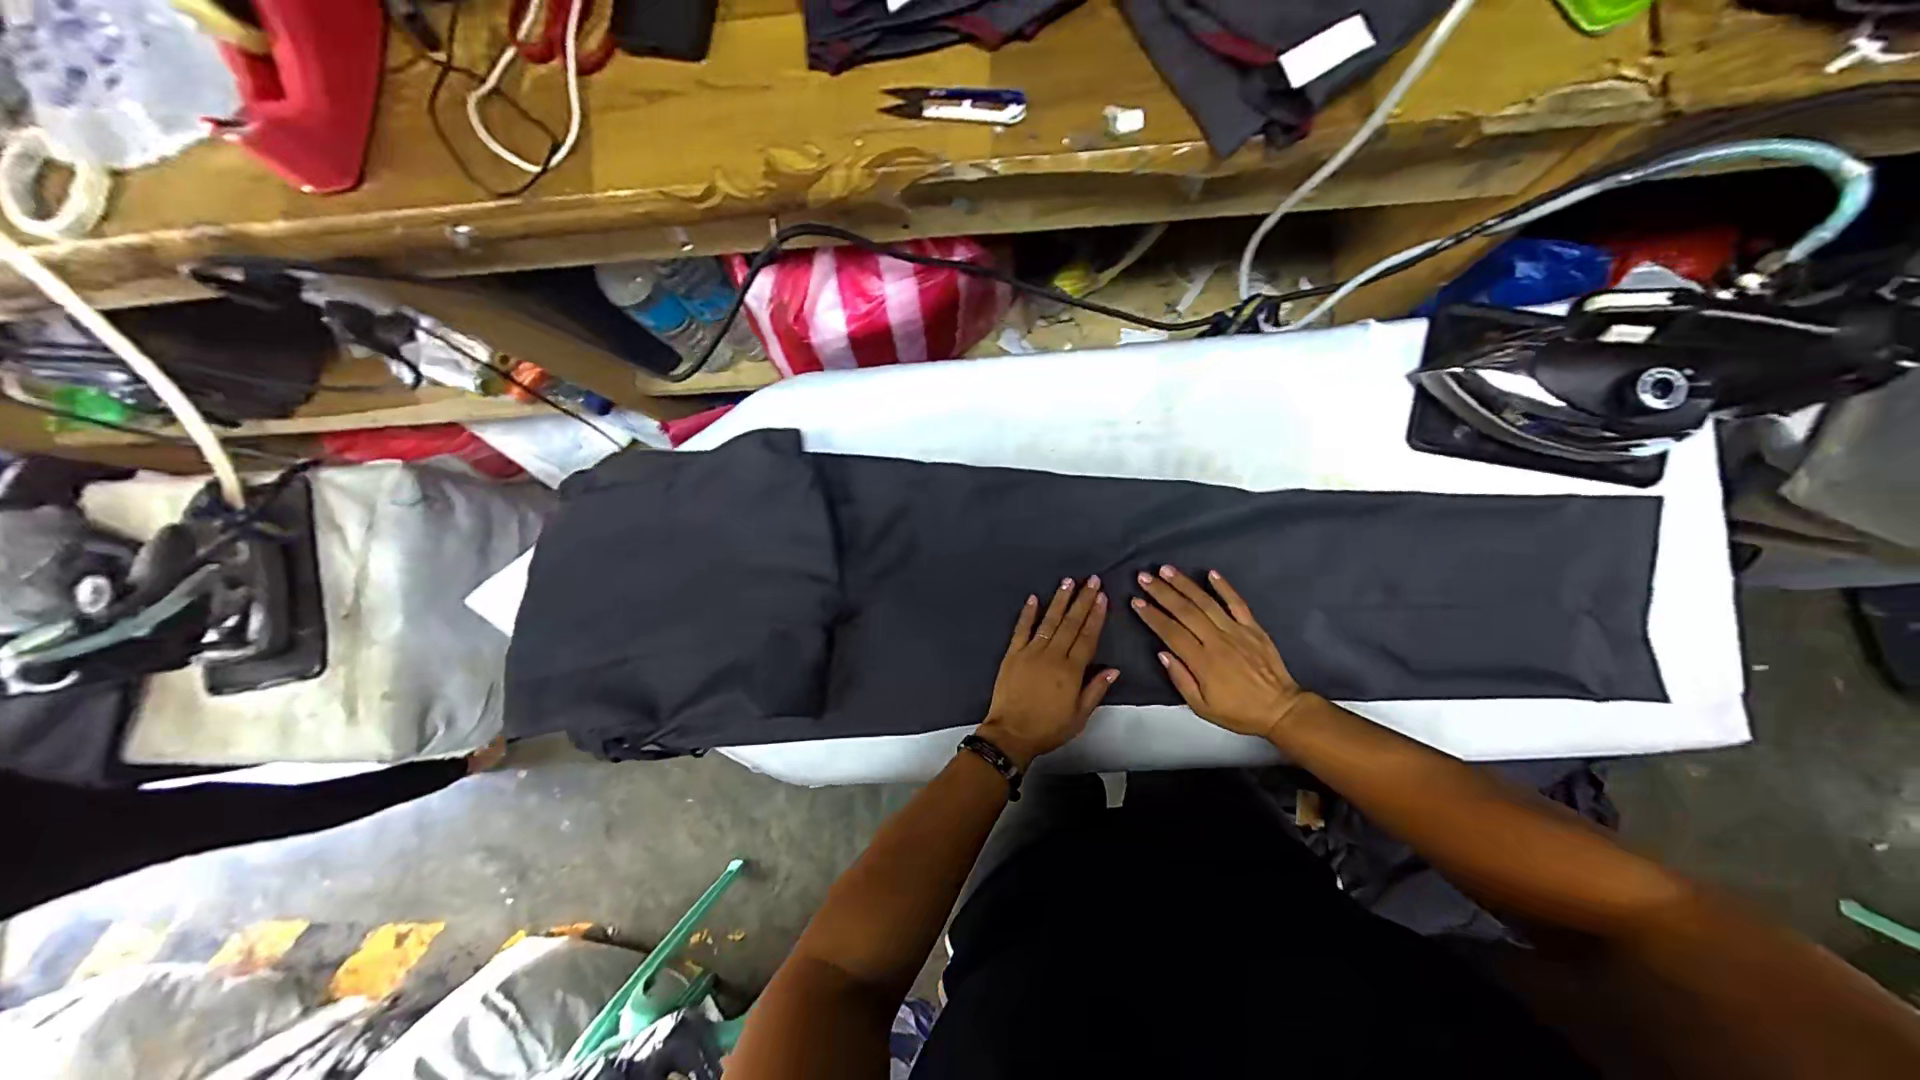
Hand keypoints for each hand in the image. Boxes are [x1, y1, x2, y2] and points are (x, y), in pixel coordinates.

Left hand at [977, 576, 1118, 768]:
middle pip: (1070, 623)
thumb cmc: (1048, 728)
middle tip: (1092, 580)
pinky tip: (1034, 598)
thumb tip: (1114, 669)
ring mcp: (1030, 653)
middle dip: (1082, 600)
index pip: (1087, 637)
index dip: (1096, 616)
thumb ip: (1096, 689)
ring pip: (1048, 621)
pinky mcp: (1012, 655)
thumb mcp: (1079, 715)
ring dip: (1059, 601)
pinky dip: (1027, 613)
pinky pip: (1021, 629)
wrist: (1011, 734)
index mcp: (1071, 671)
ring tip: (1068, 582)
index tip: (1103, 597)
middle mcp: (1052, 656)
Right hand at [1130, 565, 1308, 739]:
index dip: (1151, 615)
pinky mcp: (1253, 627)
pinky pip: (1237, 603)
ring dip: (1185, 584)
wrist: (1281, 709)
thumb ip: (1180, 679)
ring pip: (1206, 602)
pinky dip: (1224, 587)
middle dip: (1162, 592)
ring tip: (1166, 569)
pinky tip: (1210, 573)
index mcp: (1202, 661)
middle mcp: (1217, 641)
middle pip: (1184, 611)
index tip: (1136, 601)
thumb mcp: (1202, 707)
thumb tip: (1162, 653)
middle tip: (1144, 577)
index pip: (1170, 632)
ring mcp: (1237, 631)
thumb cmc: (1238, 711)